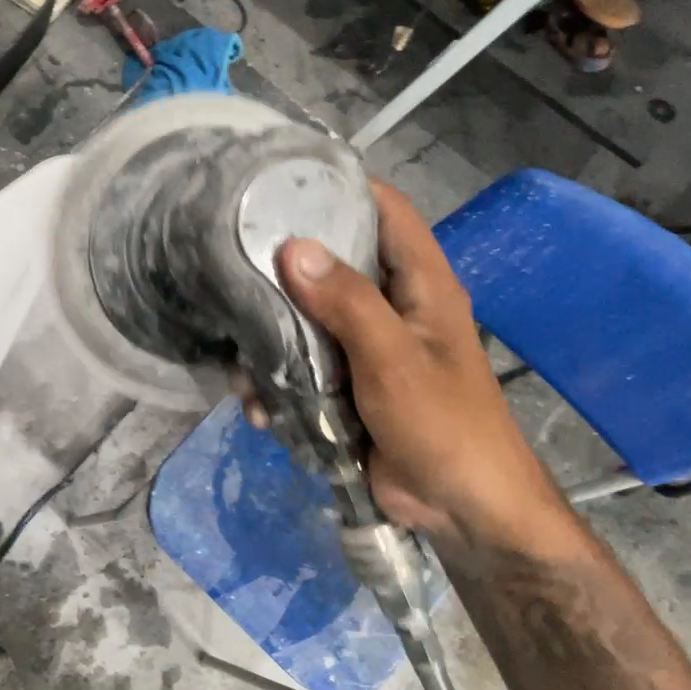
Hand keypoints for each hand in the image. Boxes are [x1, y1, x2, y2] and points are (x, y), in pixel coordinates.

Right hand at [267, 183, 578, 550]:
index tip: (282, 183)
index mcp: (420, 286)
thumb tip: (293, 247)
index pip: (386, 212)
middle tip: (230, 274)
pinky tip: (262, 412)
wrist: (459, 506)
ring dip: (269, 348)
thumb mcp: (392, 358)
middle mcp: (390, 309)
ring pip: (304, 327)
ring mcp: (364, 352)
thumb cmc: (442, 423)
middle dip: (282, 276)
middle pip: (330, 268)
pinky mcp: (345, 390)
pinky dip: (277, 390)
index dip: (342, 188)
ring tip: (243, 376)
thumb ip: (346, 302)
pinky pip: (300, 374)